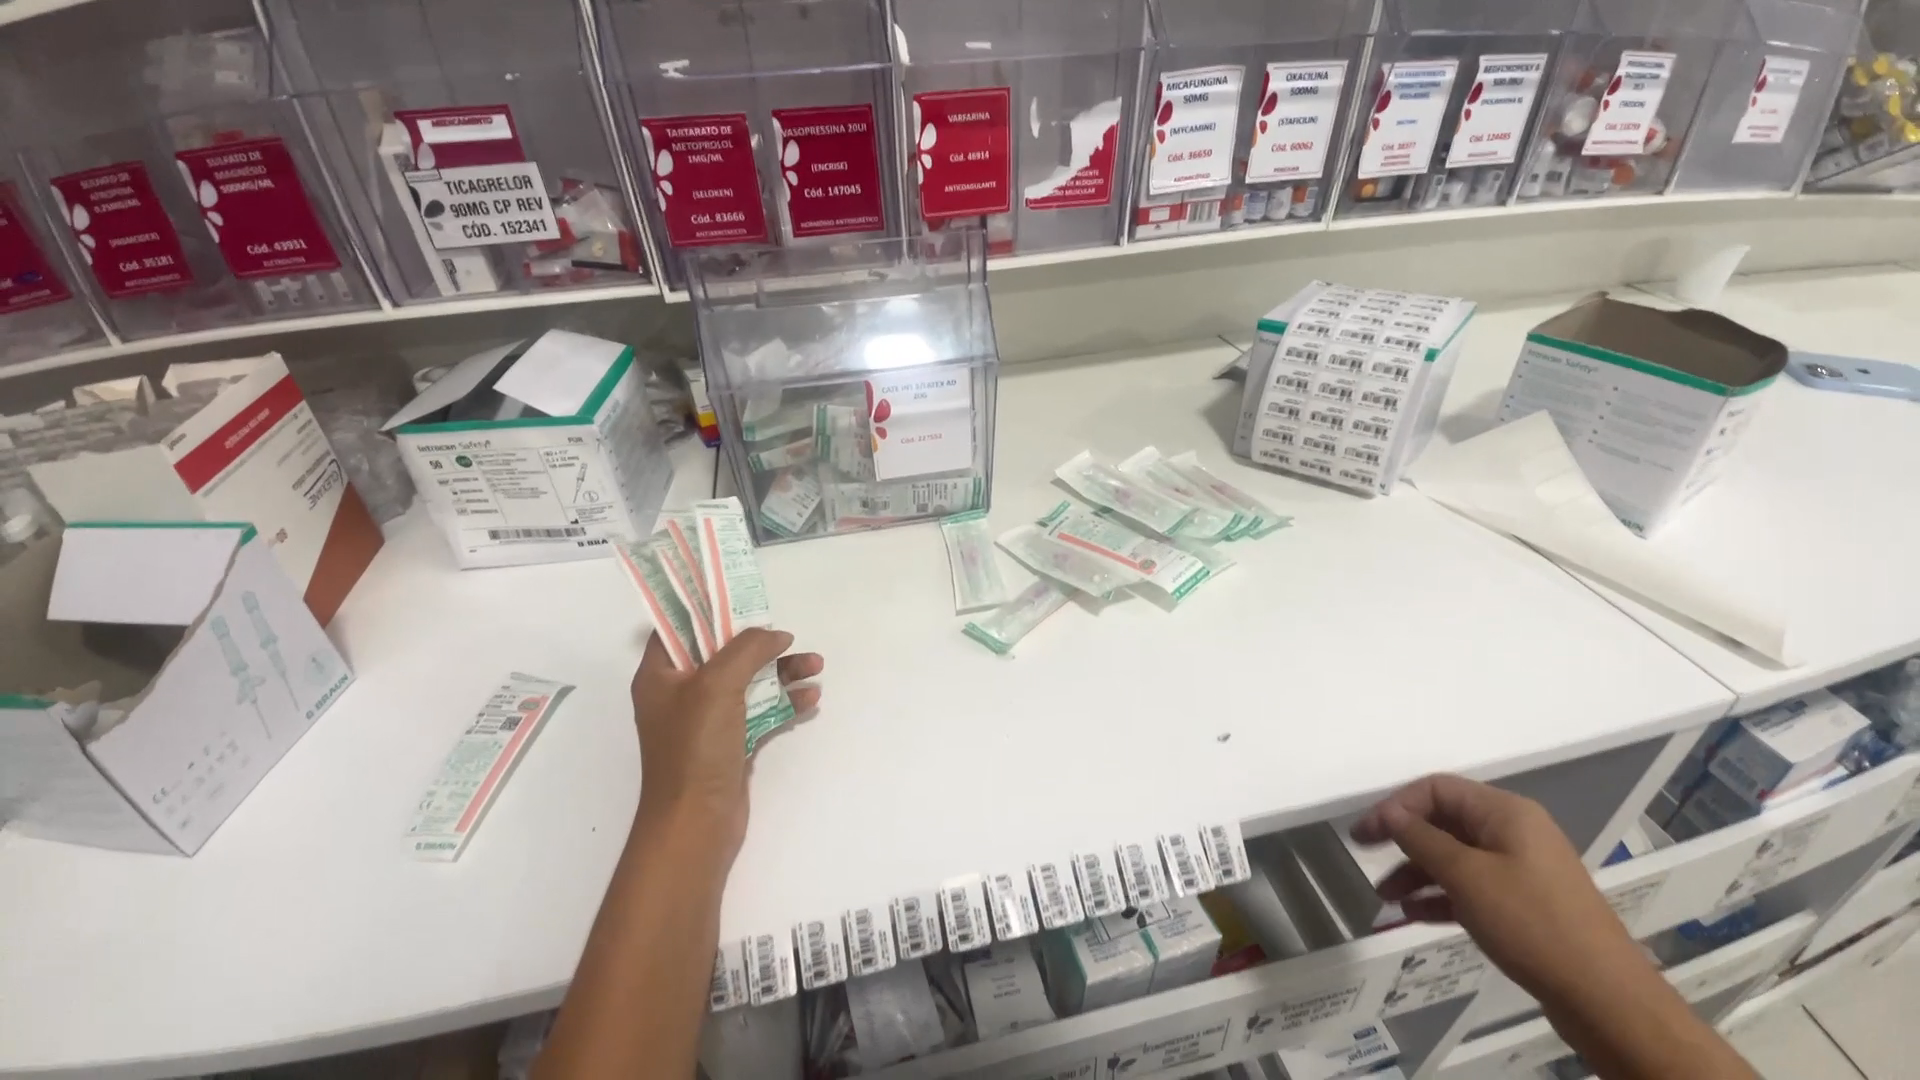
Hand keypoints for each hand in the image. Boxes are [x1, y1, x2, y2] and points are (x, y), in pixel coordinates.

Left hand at [630, 627, 823, 857]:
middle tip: (789, 636)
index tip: (741, 597)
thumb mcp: (717, 684)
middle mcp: (680, 694)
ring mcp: (706, 722)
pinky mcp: (730, 745)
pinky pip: (760, 713)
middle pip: (722, 654)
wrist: (697, 822)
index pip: (677, 628)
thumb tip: (775, 635)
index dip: (706, 609)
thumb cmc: (696, 747)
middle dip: (760, 643)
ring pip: (747, 682)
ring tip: (817, 665)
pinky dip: (784, 702)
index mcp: (660, 675)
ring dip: (781, 672)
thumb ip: (747, 649)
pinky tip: (811, 698)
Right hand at [1352, 774, 1640, 1005]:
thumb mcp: (1466, 876)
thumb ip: (1421, 839)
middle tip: (1366, 856)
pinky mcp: (1524, 903)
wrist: (1603, 996)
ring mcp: (1521, 868)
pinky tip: (1414, 912)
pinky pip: (1471, 886)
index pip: (1436, 789)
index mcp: (1505, 813)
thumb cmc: (1530, 923)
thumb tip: (1389, 813)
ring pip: (1455, 857)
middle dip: (1403, 840)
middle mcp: (1514, 832)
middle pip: (1444, 821)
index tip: (1364, 833)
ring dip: (1417, 871)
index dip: (1395, 806)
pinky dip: (1440, 894)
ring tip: (1385, 896)